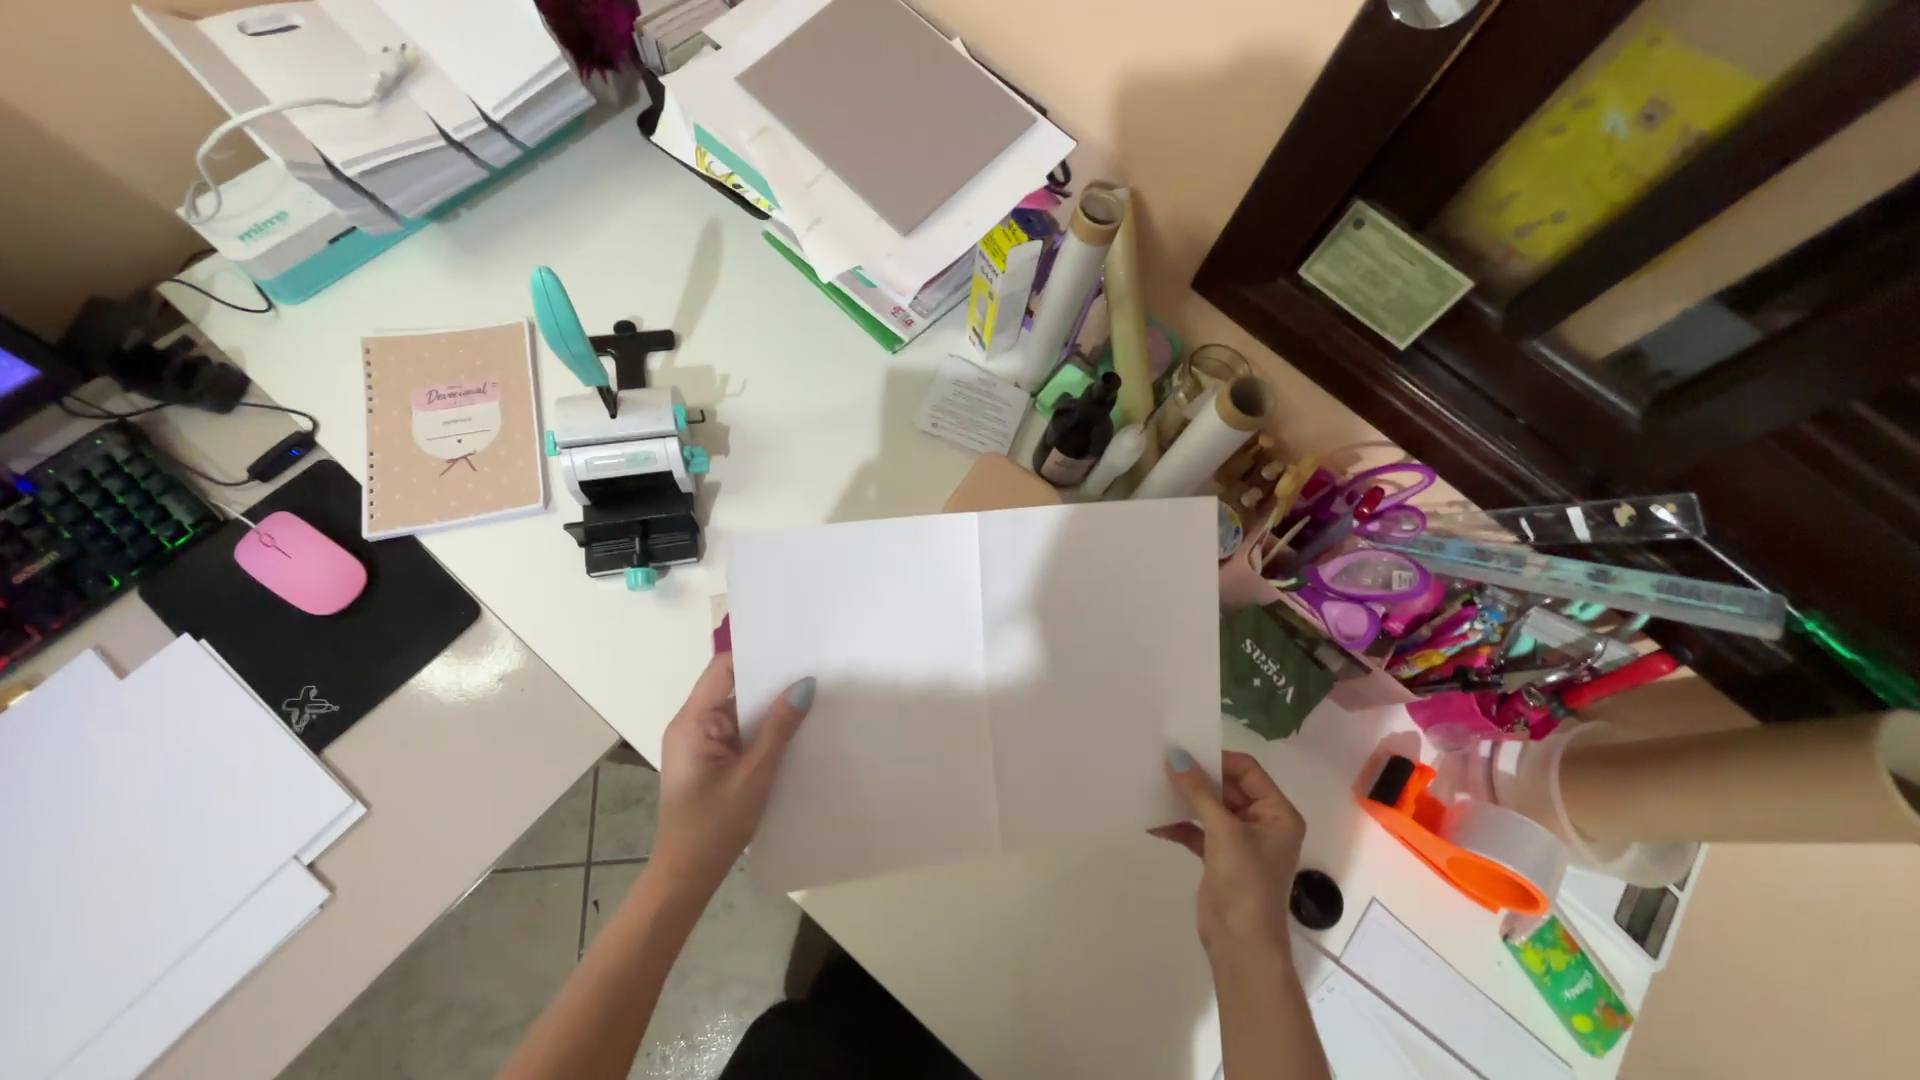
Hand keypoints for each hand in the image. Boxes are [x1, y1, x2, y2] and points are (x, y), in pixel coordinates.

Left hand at [651, 654, 814, 886]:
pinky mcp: (710, 759)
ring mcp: (700, 743)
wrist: (687, 874)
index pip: (723, 669)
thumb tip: (805, 684)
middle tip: (812, 672)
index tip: (793, 651)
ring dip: (769, 708)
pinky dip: (762, 730)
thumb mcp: (754, 774)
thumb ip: (779, 728)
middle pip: (732, 687)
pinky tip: (792, 730)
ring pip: (738, 711)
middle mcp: (692, 725)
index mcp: (693, 722)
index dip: (756, 656)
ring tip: (810, 697)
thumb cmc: (715, 825)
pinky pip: (738, 732)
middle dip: (770, 681)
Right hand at [1152, 750, 1305, 962]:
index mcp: (1278, 813)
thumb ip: (1198, 792)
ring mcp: (1240, 841)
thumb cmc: (1245, 882)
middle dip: (1197, 778)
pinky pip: (1198, 830)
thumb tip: (1175, 756)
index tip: (1184, 752)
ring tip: (1154, 786)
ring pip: (1210, 808)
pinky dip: (1179, 825)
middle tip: (1162, 764)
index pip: (1248, 770)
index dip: (1217, 759)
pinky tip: (1154, 821)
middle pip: (1227, 787)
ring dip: (1185, 800)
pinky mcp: (1220, 857)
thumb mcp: (1223, 831)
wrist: (1240, 943)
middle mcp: (1262, 823)